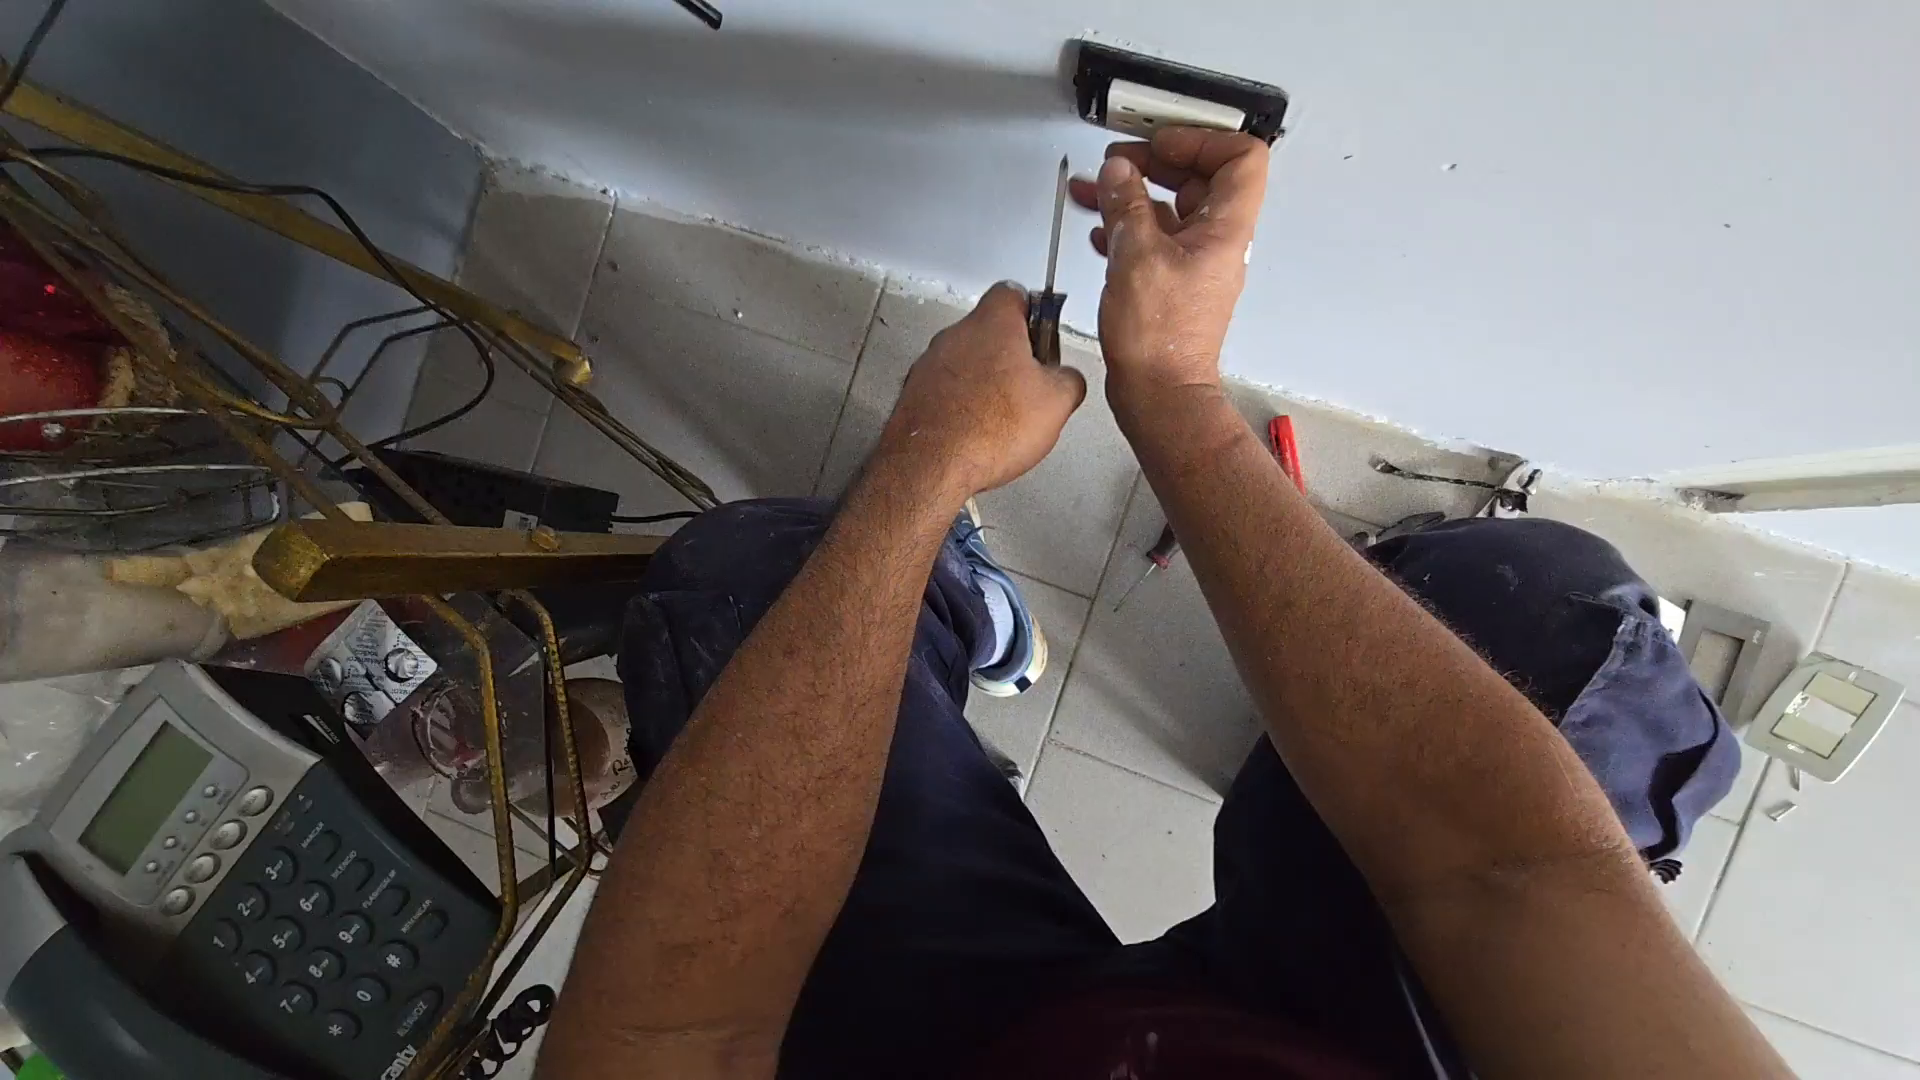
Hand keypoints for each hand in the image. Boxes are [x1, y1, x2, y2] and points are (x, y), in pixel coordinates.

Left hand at [873, 283, 1085, 496]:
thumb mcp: (1057, 403)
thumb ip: (1069, 379)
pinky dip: (960, 405)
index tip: (1045, 337)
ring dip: (983, 382)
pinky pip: (945, 391)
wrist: (933, 466)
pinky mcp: (913, 395)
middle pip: (989, 332)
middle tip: (1029, 386)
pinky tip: (974, 433)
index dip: (1034, 313)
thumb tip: (1067, 379)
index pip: (1014, 293)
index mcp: (992, 323)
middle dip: (1010, 356)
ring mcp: (929, 365)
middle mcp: (955, 335)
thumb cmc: (990, 428)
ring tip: (1001, 417)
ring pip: (965, 363)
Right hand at [1067, 127, 1270, 408]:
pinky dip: (1126, 229)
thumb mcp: (1136, 256)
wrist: (1158, 393)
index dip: (1200, 140)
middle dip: (1154, 164)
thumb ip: (1125, 205)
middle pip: (1197, 181)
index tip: (1160, 141)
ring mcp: (1192, 266)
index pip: (1239, 157)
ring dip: (1131, 197)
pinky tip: (1099, 231)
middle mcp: (1215, 244)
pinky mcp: (1170, 287)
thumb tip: (1117, 172)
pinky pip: (1152, 242)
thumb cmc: (1160, 340)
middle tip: (1119, 163)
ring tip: (1095, 191)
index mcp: (1225, 229)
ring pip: (1167, 212)